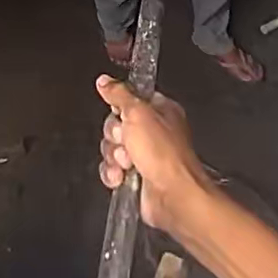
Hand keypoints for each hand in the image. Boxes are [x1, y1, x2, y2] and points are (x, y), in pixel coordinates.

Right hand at [96, 75, 211, 231]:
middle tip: (126, 142)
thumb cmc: (163, 154)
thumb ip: (119, 94)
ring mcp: (145, 155)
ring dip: (114, 156)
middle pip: (116, 124)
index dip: (120, 108)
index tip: (121, 114)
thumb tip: (104, 81)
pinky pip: (112, 169)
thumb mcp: (137, 113)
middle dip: (115, 136)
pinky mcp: (137, 176)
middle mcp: (153, 131)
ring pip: (112, 147)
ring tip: (127, 164)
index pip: (129, 99)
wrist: (173, 196)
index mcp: (160, 110)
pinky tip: (120, 177)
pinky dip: (112, 173)